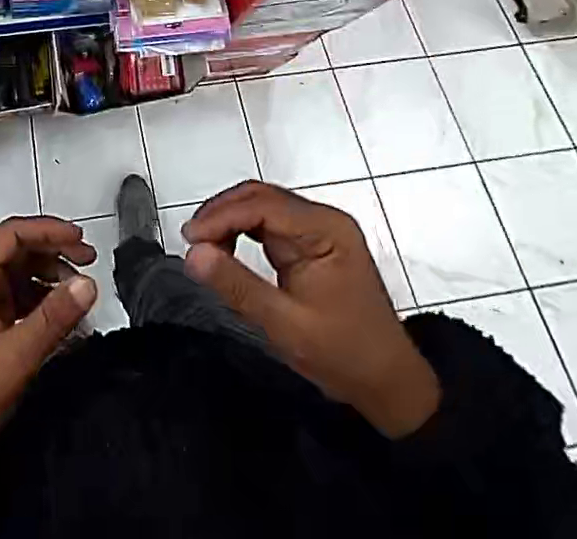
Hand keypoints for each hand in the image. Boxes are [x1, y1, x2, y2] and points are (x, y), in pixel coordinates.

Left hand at [0, 216, 97, 476]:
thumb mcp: (12, 358)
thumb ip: (53, 318)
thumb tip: (89, 283)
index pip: (12, 234)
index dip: (50, 231)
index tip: (82, 240)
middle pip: (20, 249)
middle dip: (56, 252)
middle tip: (90, 261)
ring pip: (24, 272)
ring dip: (54, 277)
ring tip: (81, 293)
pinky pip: (23, 297)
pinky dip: (46, 301)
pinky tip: (68, 317)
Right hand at [182, 181, 439, 437]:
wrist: (387, 379)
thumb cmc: (344, 353)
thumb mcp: (285, 325)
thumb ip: (237, 286)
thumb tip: (193, 254)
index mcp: (326, 229)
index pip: (263, 204)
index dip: (221, 216)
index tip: (189, 238)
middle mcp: (324, 220)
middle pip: (263, 198)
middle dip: (223, 213)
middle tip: (191, 241)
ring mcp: (320, 231)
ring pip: (264, 208)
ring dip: (230, 221)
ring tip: (202, 246)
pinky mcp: (313, 245)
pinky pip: (271, 226)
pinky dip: (244, 233)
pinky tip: (226, 250)